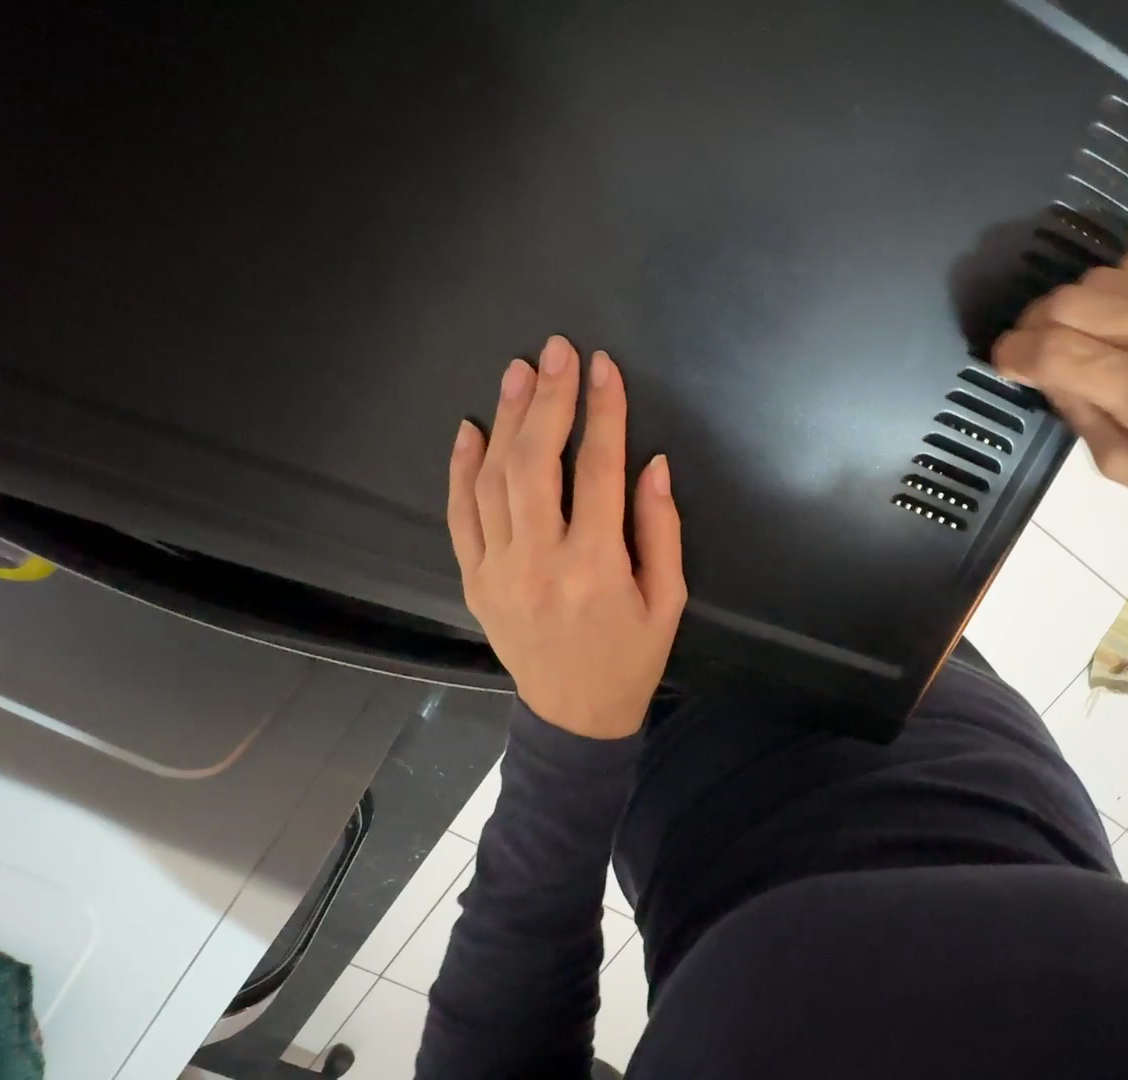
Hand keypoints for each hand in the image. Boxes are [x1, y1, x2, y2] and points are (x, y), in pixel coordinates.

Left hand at [447, 335, 686, 738]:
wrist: (574, 718)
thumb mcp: (668, 599)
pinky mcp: (473, 580)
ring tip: (517, 373)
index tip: (603, 367)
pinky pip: (459, 515)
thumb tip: (652, 463)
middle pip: (537, 463)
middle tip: (555, 352)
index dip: (604, 412)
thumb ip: (662, 529)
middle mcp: (540, 562)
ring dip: (506, 420)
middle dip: (548, 400)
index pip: (601, 470)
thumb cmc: (631, 657)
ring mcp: (497, 570)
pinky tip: (471, 429)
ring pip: (493, 480)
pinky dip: (461, 469)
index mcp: (597, 566)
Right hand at [991, 251, 1127, 530]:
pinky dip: (1109, 288)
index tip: (1001, 364)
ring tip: (1064, 335)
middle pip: (1072, 304)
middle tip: (1026, 351)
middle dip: (1033, 326)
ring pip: (1100, 279)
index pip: (1057, 352)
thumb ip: (1076, 408)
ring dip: (1068, 306)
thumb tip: (1040, 369)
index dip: (1014, 353)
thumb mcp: (1118, 464)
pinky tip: (1107, 317)